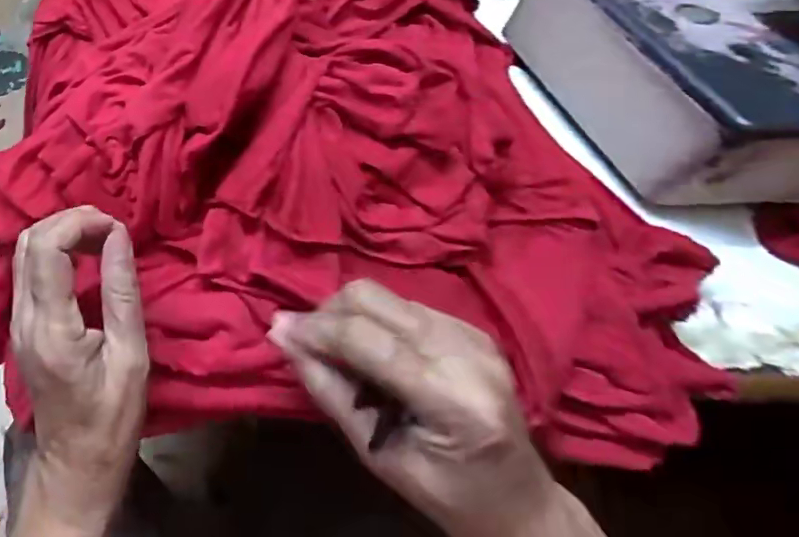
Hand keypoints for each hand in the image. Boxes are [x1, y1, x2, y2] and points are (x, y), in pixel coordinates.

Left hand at [10, 207, 147, 536]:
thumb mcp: (131, 357)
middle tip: (108, 225)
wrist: (75, 466)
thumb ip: (121, 291)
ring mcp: (15, 322)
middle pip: (29, 241)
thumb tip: (117, 233)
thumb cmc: (111, 418)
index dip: (79, 223)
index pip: (47, 248)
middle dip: (69, 220)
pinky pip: (27, 268)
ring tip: (98, 234)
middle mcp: (23, 319)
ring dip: (59, 230)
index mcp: (50, 328)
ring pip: (23, 251)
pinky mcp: (19, 325)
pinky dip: (52, 247)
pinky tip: (81, 252)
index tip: (115, 225)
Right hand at [269, 281, 600, 536]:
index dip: (317, 329)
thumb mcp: (378, 457)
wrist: (520, 503)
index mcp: (452, 398)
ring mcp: (472, 334)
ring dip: (349, 314)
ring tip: (340, 349)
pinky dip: (377, 320)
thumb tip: (282, 336)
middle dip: (328, 312)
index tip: (278, 328)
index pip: (368, 341)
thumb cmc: (446, 495)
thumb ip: (329, 391)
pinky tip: (376, 350)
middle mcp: (465, 352)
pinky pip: (403, 304)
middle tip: (307, 340)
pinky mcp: (471, 326)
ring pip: (385, 295)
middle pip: (374, 299)